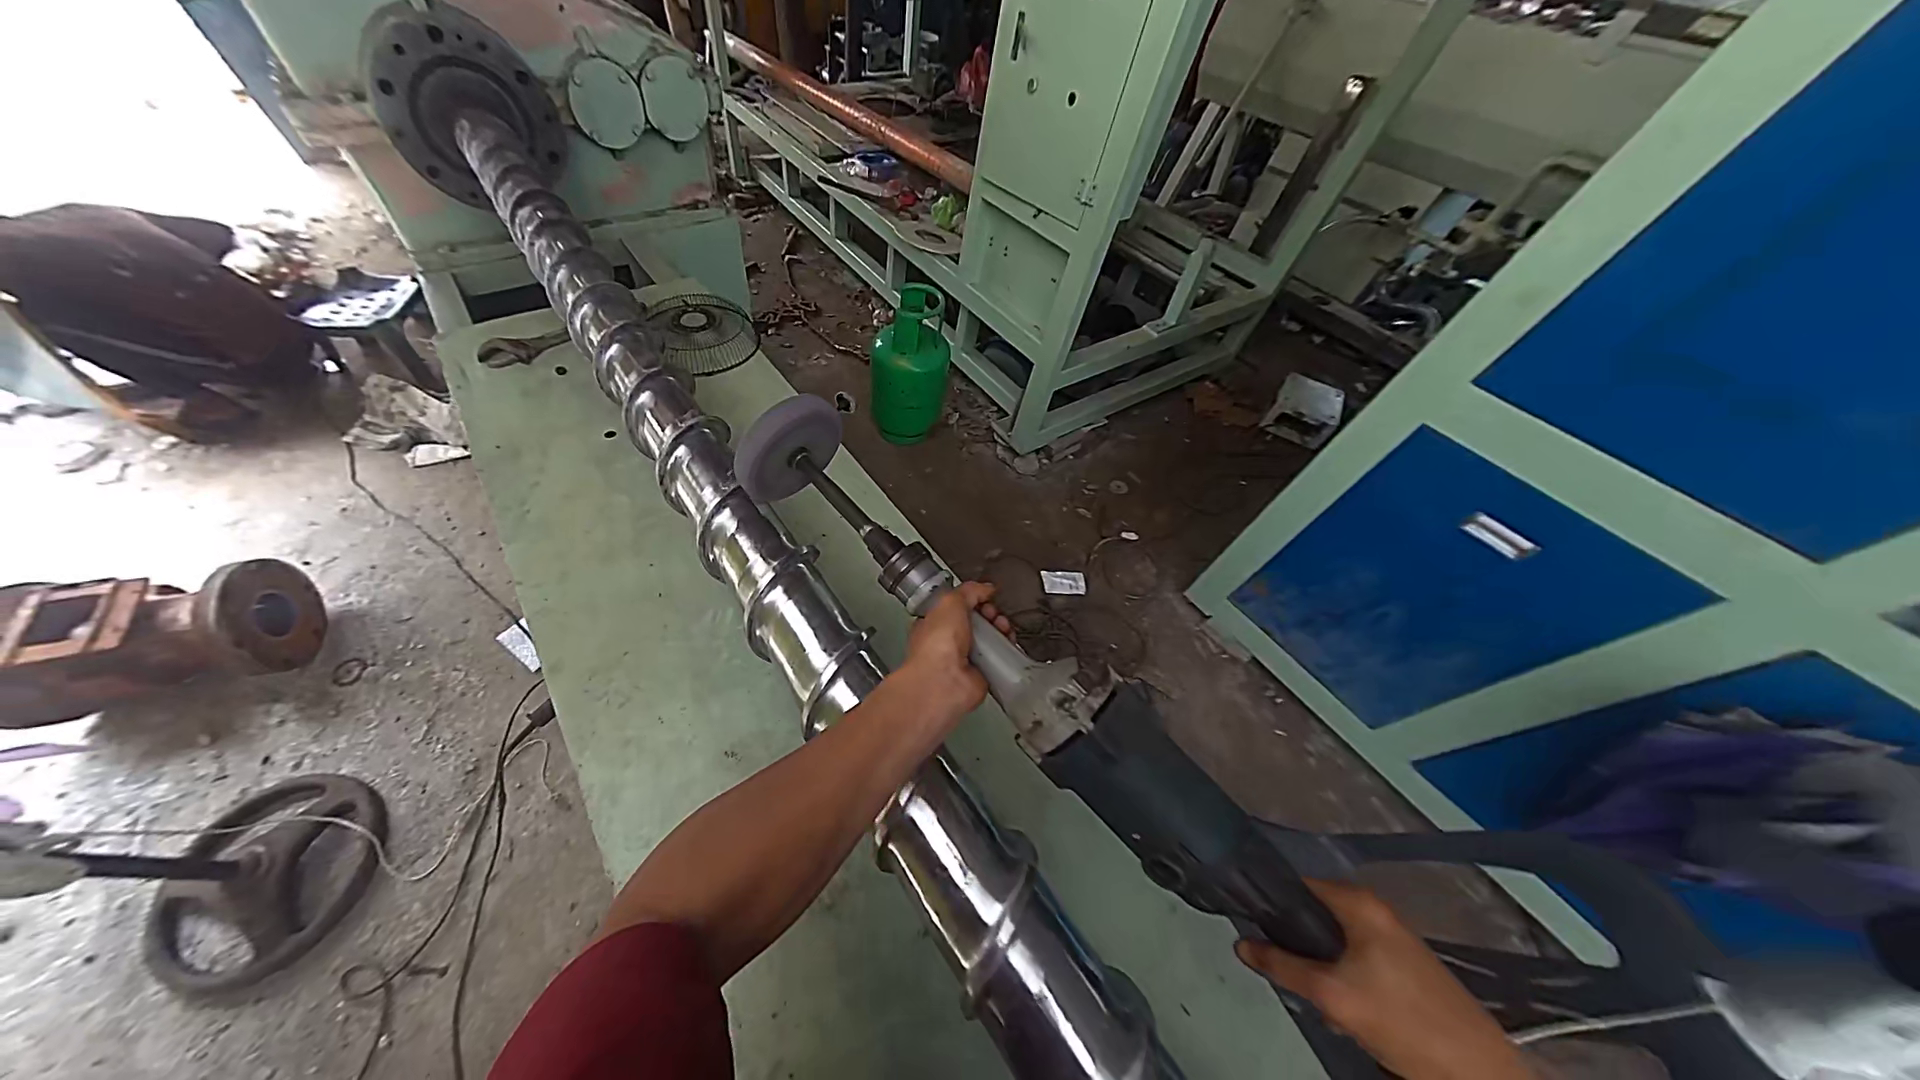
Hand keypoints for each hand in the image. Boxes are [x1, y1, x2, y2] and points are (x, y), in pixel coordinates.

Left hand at [899, 581, 1011, 726]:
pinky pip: (1000, 657)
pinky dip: (1007, 650)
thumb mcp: (950, 601)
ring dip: (1000, 630)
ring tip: (1002, 626)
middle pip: (978, 622)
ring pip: (991, 638)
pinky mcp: (983, 674)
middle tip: (994, 613)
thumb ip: (969, 591)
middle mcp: (950, 641)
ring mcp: (966, 659)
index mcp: (935, 622)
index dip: (974, 599)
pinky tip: (1007, 642)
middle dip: (990, 614)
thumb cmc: (936, 644)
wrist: (944, 680)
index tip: (985, 596)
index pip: (959, 606)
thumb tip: (986, 588)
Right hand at [1236, 879, 1533, 1079]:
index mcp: (1358, 901)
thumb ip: (1282, 966)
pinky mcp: (1400, 964)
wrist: (1477, 1074)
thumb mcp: (1332, 995)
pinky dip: (1339, 975)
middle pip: (1312, 913)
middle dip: (1295, 942)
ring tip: (1314, 991)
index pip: (1296, 884)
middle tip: (1286, 969)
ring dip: (1317, 964)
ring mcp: (1389, 936)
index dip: (1269, 902)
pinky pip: (1351, 957)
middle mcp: (1373, 909)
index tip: (1250, 924)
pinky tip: (1341, 1003)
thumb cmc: (1405, 1022)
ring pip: (1331, 939)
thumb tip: (1242, 944)